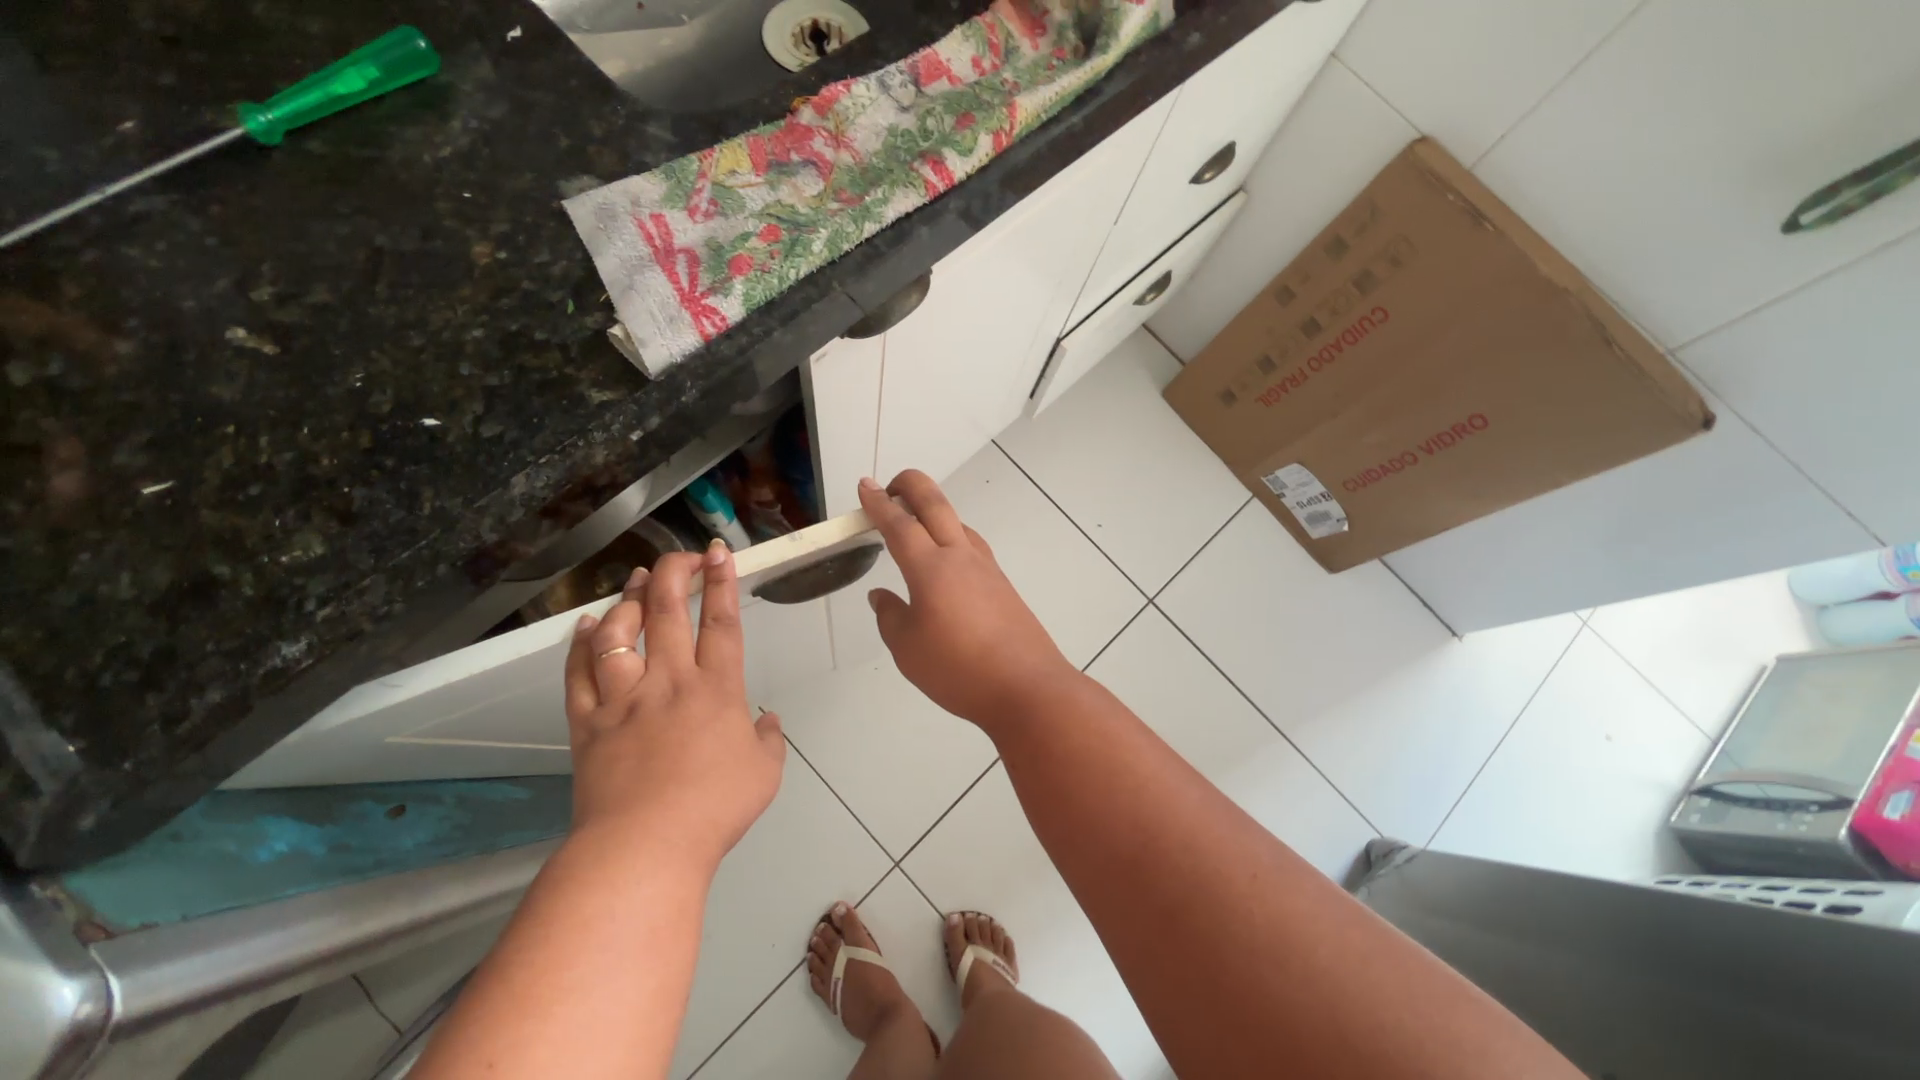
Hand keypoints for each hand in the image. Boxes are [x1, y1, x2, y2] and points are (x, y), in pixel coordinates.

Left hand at [563, 542, 786, 870]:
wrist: (646, 844)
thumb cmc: (714, 809)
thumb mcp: (764, 774)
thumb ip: (769, 740)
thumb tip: (767, 720)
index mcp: (716, 689)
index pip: (721, 622)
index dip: (721, 582)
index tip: (719, 554)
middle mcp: (668, 681)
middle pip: (667, 611)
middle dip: (675, 573)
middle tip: (680, 556)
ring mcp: (623, 699)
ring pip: (620, 633)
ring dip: (628, 599)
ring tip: (636, 579)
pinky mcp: (588, 723)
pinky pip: (579, 673)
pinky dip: (581, 645)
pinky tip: (586, 626)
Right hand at [859, 471, 1082, 729]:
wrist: (1027, 687)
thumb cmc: (959, 670)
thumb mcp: (908, 650)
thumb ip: (890, 617)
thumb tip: (881, 596)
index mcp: (930, 568)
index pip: (898, 524)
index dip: (878, 503)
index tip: (865, 486)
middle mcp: (960, 557)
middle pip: (935, 503)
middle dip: (910, 485)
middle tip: (890, 487)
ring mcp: (987, 569)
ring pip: (958, 523)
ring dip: (934, 512)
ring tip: (915, 527)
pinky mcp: (1003, 586)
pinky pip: (972, 547)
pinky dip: (952, 538)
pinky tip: (947, 564)